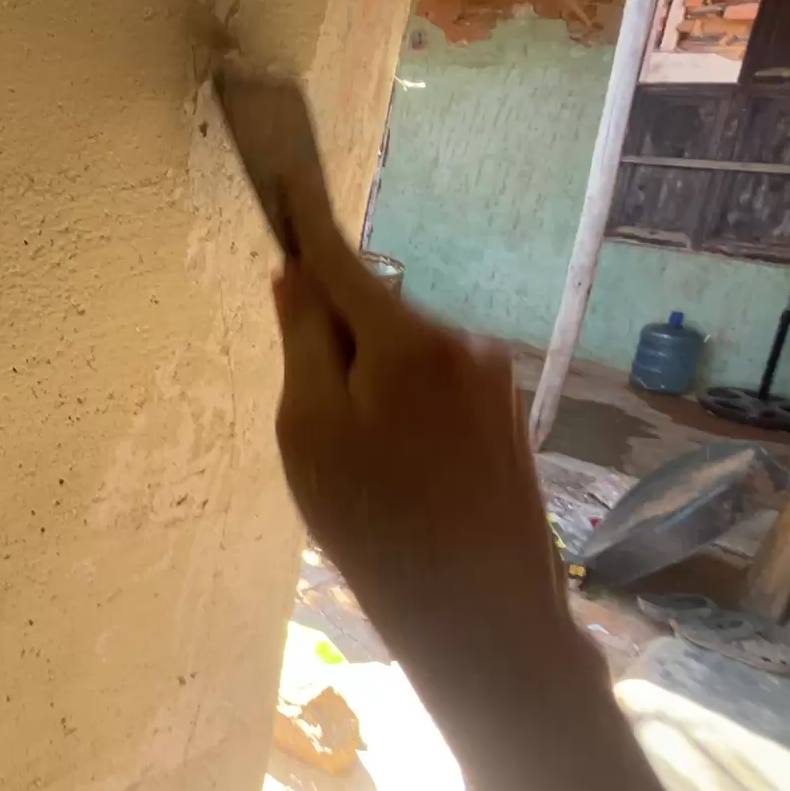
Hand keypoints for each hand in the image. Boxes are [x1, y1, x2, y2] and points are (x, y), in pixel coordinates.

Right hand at [270, 169, 566, 651]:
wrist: (479, 613)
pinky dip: (393, 398)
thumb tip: (296, 277)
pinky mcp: (502, 415)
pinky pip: (427, 381)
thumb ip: (303, 339)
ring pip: (398, 349)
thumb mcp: (308, 423)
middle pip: (370, 308)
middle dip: (330, 332)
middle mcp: (458, 342)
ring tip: (349, 455)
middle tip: (307, 408)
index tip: (287, 177)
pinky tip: (389, 465)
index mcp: (405, 339)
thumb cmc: (369, 514)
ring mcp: (489, 380)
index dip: (306, 221)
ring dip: (361, 374)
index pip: (341, 259)